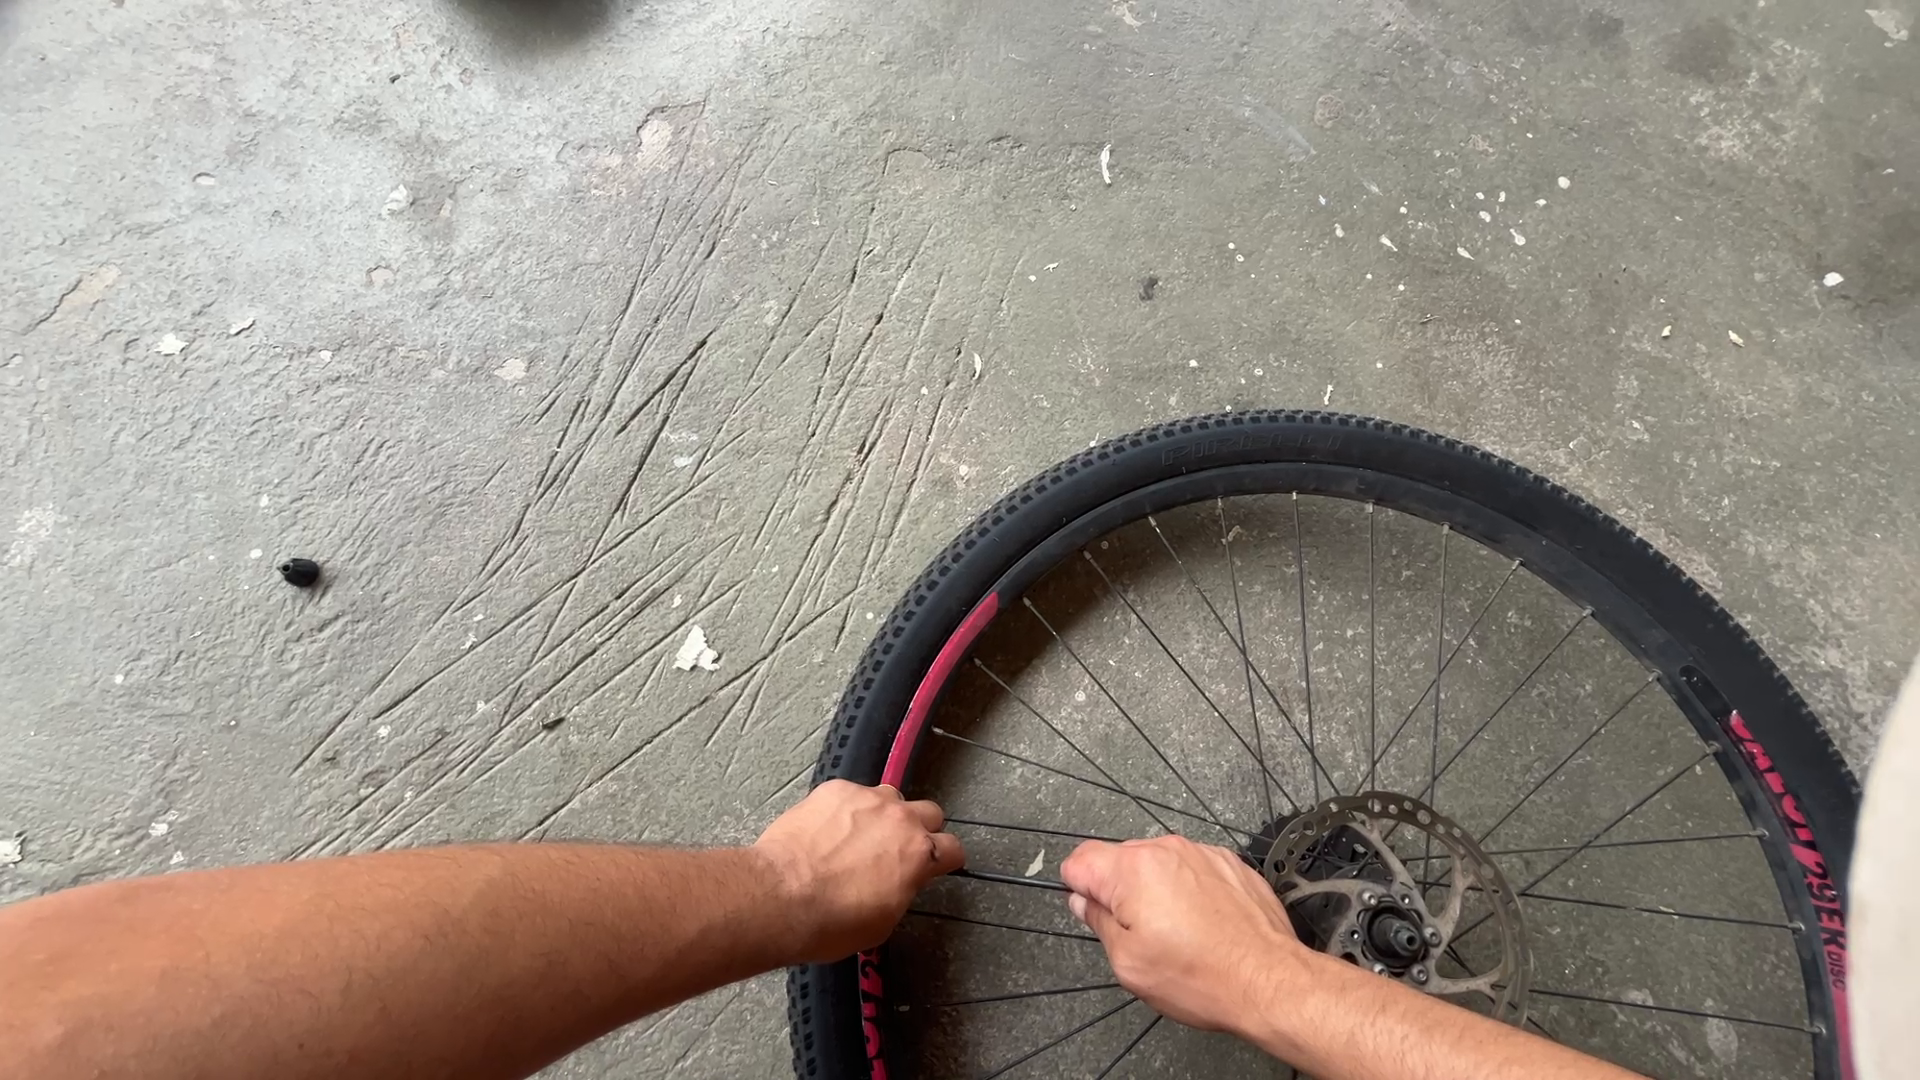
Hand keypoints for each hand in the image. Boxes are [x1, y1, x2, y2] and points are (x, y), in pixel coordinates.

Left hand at [753, 780, 964, 963]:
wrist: (780, 897)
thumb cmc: (829, 921)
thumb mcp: (882, 922)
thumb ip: (903, 888)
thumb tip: (900, 878)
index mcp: (918, 855)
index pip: (953, 848)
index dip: (947, 858)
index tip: (940, 862)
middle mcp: (900, 819)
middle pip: (929, 812)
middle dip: (920, 829)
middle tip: (899, 847)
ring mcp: (867, 798)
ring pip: (890, 797)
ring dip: (883, 814)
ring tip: (858, 836)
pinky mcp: (837, 789)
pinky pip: (851, 793)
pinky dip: (845, 809)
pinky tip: (826, 830)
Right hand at [1060, 835, 1304, 1032]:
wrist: (1270, 981)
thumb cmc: (1204, 977)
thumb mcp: (1129, 964)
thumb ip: (1098, 923)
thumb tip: (1084, 903)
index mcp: (1133, 869)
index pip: (1080, 860)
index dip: (1079, 888)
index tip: (1091, 909)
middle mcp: (1164, 849)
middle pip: (1119, 860)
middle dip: (1120, 890)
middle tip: (1138, 932)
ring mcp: (1198, 852)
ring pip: (1157, 863)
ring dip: (1156, 889)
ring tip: (1178, 931)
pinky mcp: (1227, 862)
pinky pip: (1191, 868)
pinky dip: (1189, 890)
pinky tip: (1203, 923)